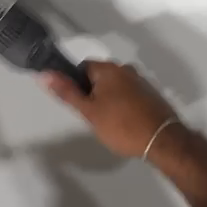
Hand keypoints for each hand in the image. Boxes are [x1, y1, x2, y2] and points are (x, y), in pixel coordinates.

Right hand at [42, 61, 183, 160]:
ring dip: (110, 100)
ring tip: (112, 123)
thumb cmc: (121, 125)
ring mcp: (142, 80)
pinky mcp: (152, 94)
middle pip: (100, 77)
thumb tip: (44, 74)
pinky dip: (125, 105)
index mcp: (109, 68)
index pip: (83, 67)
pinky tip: (127, 123)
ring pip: (116, 87)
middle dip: (94, 94)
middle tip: (95, 117)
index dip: (77, 84)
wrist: (162, 140)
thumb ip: (67, 92)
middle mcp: (126, 69)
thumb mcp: (89, 112)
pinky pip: (131, 94)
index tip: (80, 104)